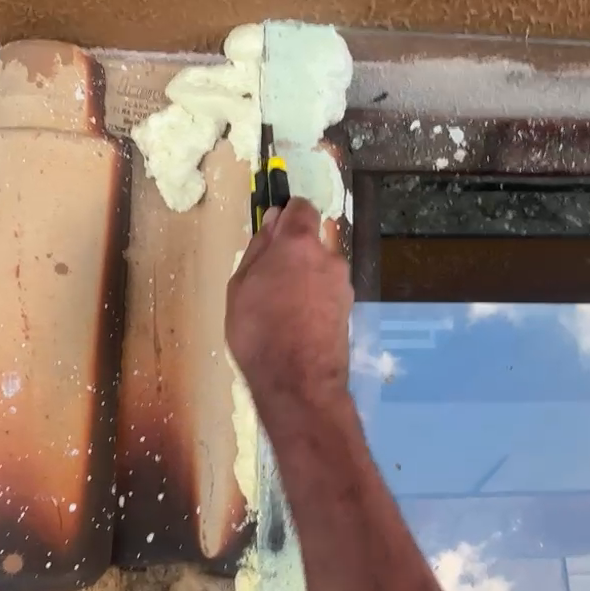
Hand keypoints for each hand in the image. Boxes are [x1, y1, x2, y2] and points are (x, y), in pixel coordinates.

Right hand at [226, 198, 353, 411]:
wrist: (299, 383)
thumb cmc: (258, 331)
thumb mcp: (240, 287)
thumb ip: (258, 250)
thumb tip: (272, 223)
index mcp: (299, 243)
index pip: (301, 207)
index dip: (285, 216)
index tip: (271, 232)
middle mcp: (329, 256)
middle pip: (311, 240)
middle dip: (293, 252)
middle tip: (268, 279)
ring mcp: (343, 284)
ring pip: (320, 267)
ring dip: (304, 277)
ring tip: (281, 307)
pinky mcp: (349, 308)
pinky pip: (326, 291)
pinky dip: (313, 298)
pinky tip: (296, 322)